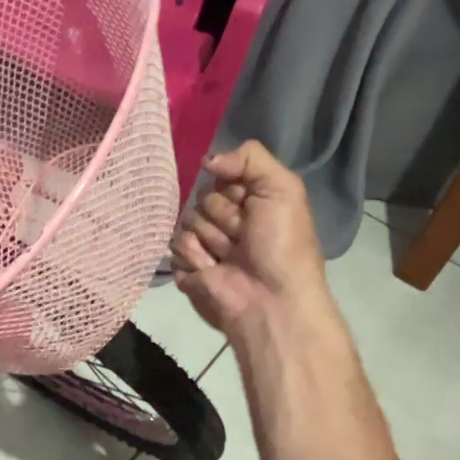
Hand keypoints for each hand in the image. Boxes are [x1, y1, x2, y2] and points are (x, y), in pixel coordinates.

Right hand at [170, 141, 330, 342]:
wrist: (272, 301)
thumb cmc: (284, 245)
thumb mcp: (284, 189)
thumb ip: (250, 157)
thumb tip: (207, 159)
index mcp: (249, 199)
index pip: (220, 174)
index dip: (232, 188)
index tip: (249, 204)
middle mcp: (225, 218)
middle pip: (201, 197)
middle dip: (222, 216)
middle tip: (243, 237)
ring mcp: (204, 243)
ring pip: (186, 221)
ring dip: (210, 239)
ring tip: (230, 258)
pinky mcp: (187, 266)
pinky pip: (175, 247)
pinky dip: (196, 258)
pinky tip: (214, 271)